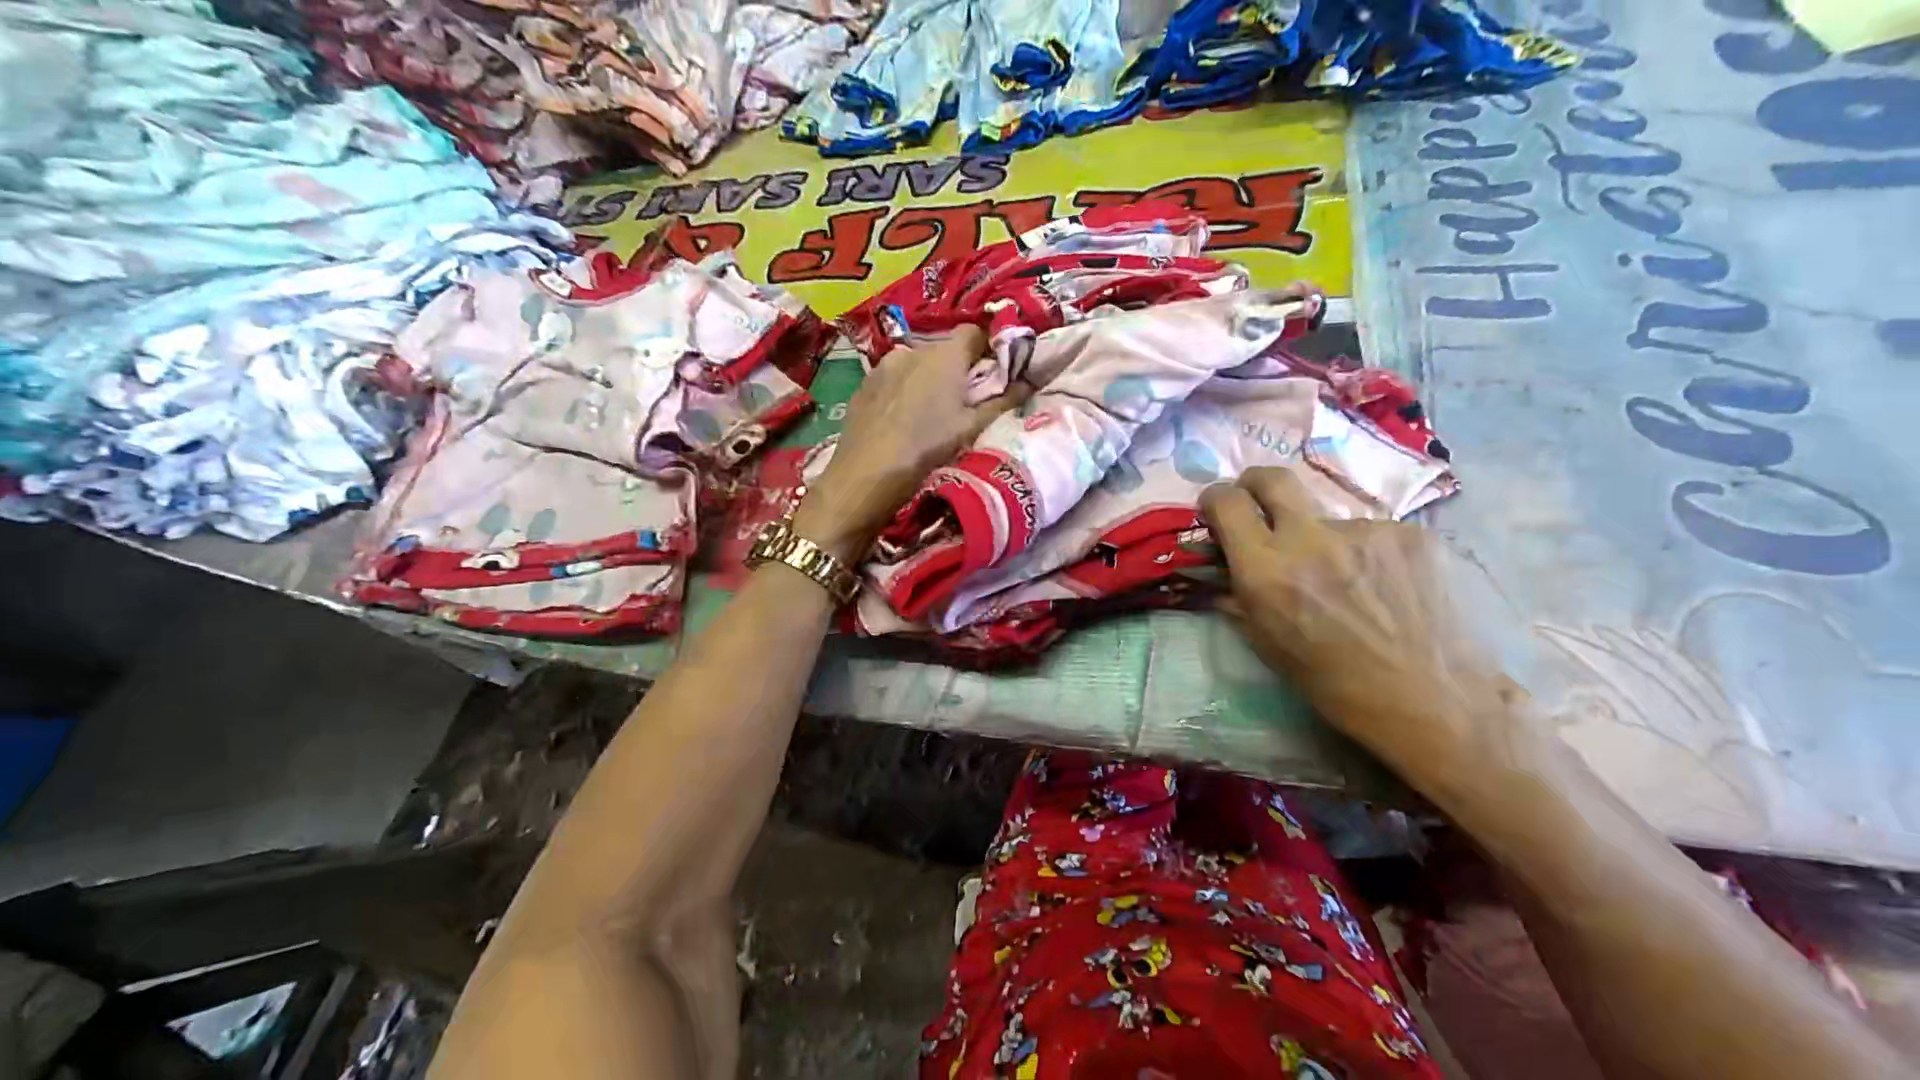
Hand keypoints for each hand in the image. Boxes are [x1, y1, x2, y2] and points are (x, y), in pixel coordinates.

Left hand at [793, 327, 1026, 562]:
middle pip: (943, 350)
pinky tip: (900, 420)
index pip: (974, 332)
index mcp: (944, 354)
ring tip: (928, 414)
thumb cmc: (927, 446)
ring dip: (926, 380)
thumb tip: (1029, 381)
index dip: (986, 348)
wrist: (867, 472)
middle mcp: (913, 349)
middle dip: (956, 369)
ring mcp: (883, 365)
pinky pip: (892, 380)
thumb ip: (1002, 400)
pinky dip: (901, 391)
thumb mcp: (971, 427)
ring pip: (915, 365)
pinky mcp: (864, 384)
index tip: (992, 372)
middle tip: (962, 401)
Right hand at [1200, 466, 1517, 772]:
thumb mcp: (1267, 642)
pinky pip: (1372, 533)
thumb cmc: (1334, 684)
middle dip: (1255, 485)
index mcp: (1267, 571)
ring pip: (1328, 518)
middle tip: (1259, 505)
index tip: (1217, 510)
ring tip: (1348, 582)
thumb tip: (1221, 566)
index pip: (1227, 502)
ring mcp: (1367, 530)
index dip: (1215, 500)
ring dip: (1324, 539)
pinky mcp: (1411, 533)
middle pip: (1272, 478)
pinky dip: (1366, 553)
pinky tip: (1385, 588)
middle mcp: (1312, 538)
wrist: (1433, 701)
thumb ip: (1238, 595)